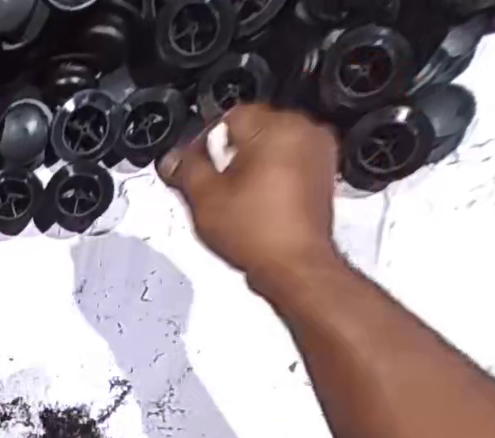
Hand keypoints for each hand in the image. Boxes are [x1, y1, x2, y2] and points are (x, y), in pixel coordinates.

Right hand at [159, 104, 343, 289]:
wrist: (294, 264)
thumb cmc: (258, 235)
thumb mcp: (205, 200)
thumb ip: (185, 171)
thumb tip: (171, 158)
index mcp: (273, 128)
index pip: (230, 115)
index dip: (205, 140)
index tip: (193, 164)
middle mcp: (302, 131)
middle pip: (253, 129)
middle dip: (229, 154)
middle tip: (212, 187)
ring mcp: (317, 151)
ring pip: (272, 146)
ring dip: (250, 166)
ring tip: (235, 200)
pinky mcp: (323, 173)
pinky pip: (289, 163)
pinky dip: (272, 177)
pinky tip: (257, 206)